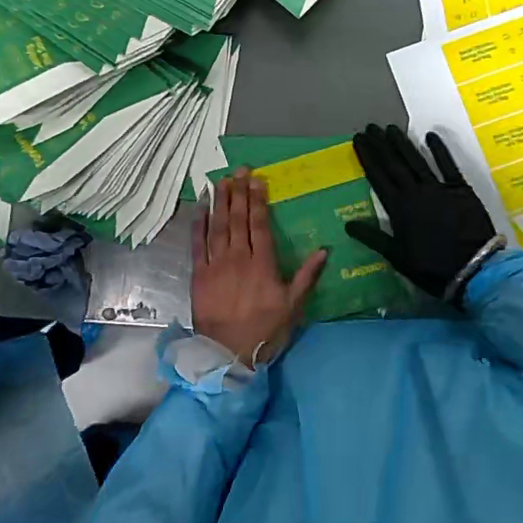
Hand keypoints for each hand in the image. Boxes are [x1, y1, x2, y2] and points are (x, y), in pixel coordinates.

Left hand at [192, 168, 326, 365]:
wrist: (228, 352)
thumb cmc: (264, 331)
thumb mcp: (293, 306)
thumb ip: (306, 276)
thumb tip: (324, 250)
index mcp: (262, 264)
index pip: (260, 224)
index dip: (258, 200)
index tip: (257, 180)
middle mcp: (238, 258)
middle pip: (237, 219)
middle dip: (238, 192)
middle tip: (239, 170)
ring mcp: (216, 264)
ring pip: (217, 225)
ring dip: (220, 201)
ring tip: (221, 180)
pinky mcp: (199, 273)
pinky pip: (197, 242)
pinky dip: (198, 222)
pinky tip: (200, 206)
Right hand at [345, 124, 497, 302]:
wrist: (474, 270)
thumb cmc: (431, 266)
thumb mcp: (396, 256)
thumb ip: (373, 237)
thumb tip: (348, 225)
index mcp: (399, 209)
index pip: (378, 177)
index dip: (367, 157)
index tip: (358, 140)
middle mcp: (416, 193)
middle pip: (394, 164)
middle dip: (381, 145)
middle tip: (370, 128)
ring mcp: (439, 189)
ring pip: (416, 161)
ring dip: (403, 144)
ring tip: (391, 128)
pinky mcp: (461, 190)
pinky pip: (448, 166)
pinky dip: (440, 150)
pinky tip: (430, 136)